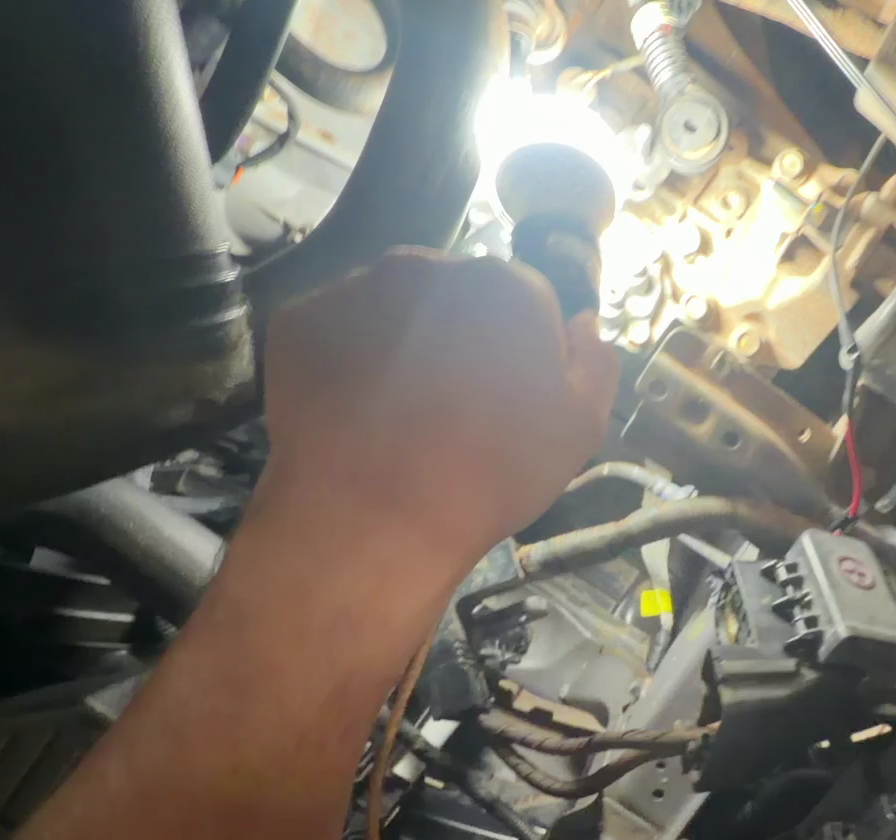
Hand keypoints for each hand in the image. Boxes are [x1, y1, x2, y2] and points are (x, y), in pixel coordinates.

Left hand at [257, 249, 617, 561]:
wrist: (377, 517)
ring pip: (401, 306)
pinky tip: (363, 410)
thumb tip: (583, 323)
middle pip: (463, 294)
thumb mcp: (580, 428)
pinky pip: (344, 328)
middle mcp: (430, 265)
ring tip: (409, 410)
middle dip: (470, 335)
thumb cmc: (495, 472)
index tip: (519, 397)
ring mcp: (357, 287)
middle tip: (464, 406)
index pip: (532, 300)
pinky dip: (356, 357)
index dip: (531, 350)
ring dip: (413, 339)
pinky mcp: (300, 319)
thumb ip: (595, 364)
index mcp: (507, 287)